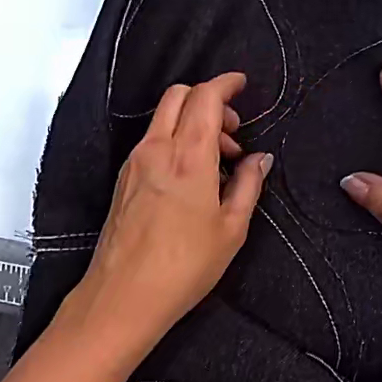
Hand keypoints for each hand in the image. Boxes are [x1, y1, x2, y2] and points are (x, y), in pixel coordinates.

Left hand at [56, 73, 271, 354]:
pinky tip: (194, 176)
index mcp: (188, 157)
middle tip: (233, 129)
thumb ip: (248, 184)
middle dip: (210, 99)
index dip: (226, 84)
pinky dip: (177, 140)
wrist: (122, 298)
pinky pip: (153, 140)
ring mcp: (135, 162)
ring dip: (194, 122)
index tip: (241, 84)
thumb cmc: (183, 267)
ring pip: (164, 117)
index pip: (205, 97)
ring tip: (219, 160)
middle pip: (179, 95)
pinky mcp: (124, 178)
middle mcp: (157, 150)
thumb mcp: (232, 228)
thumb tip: (260, 159)